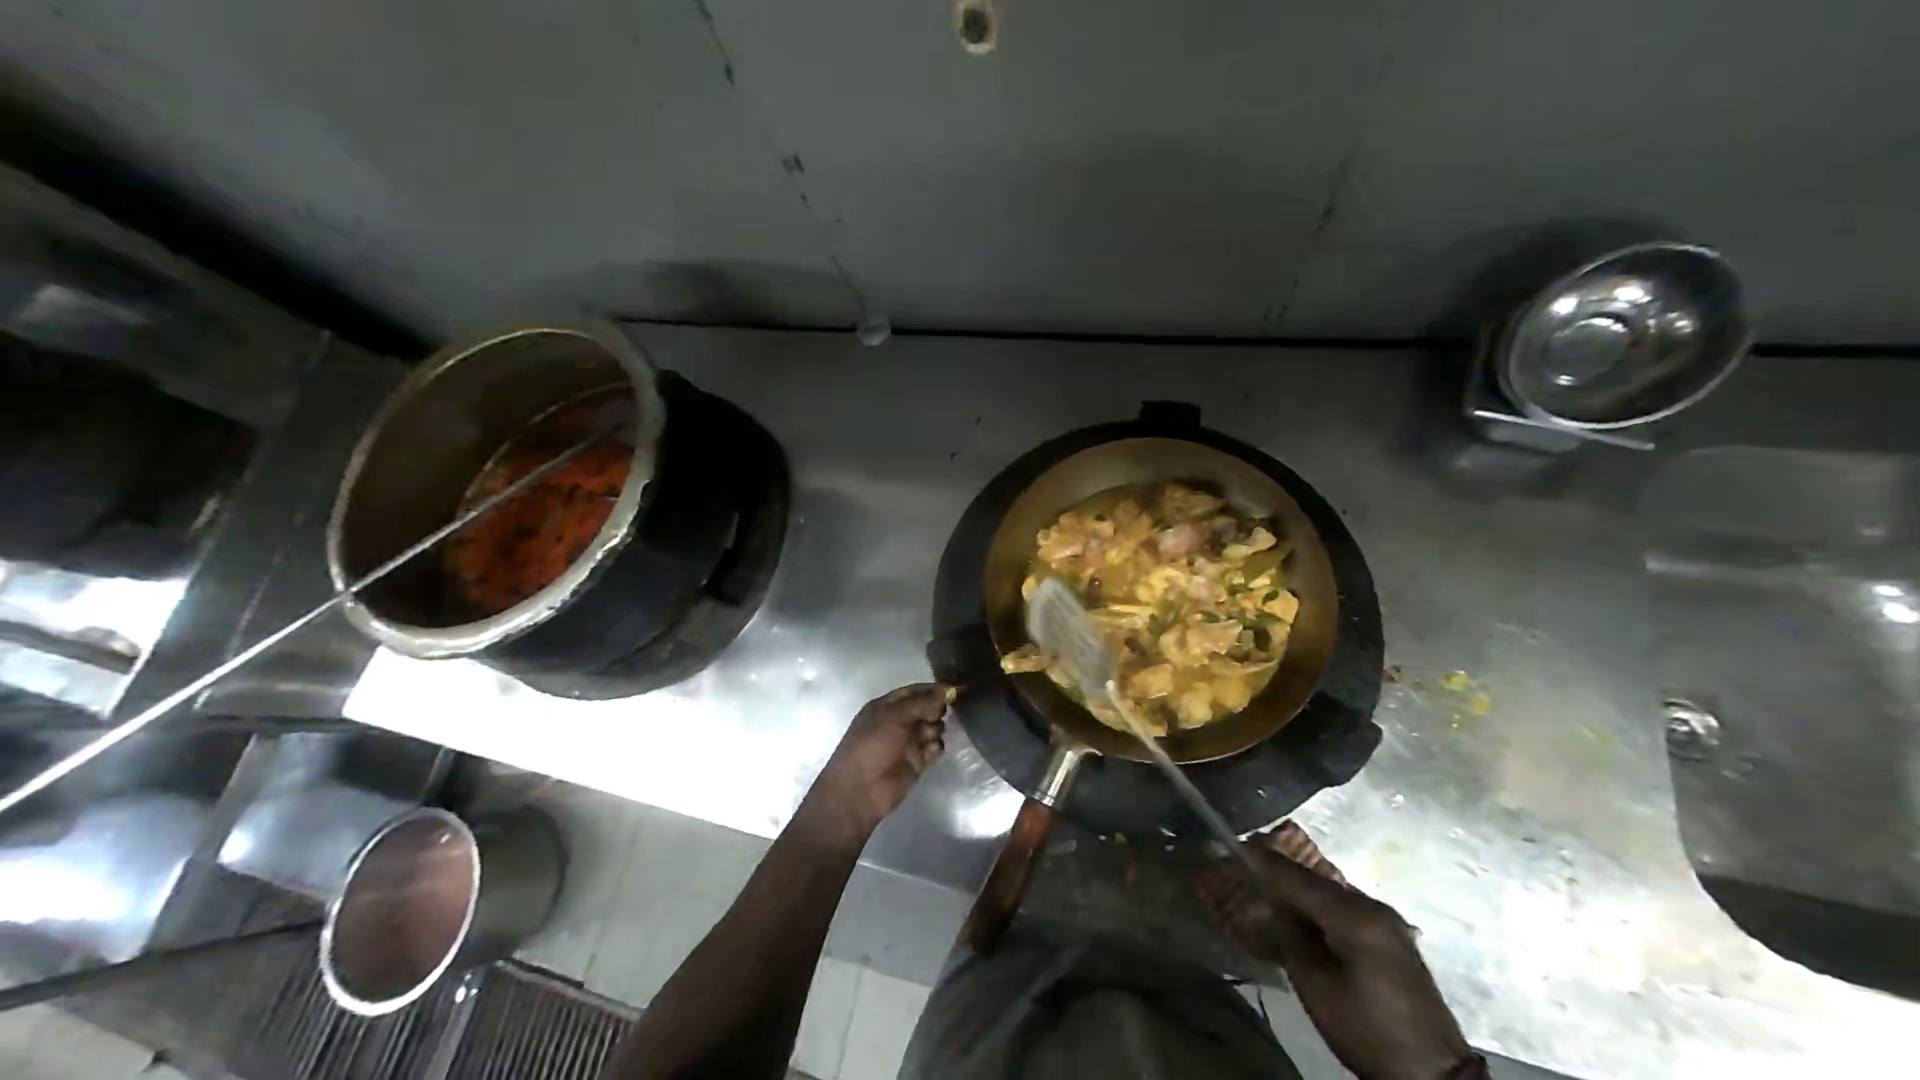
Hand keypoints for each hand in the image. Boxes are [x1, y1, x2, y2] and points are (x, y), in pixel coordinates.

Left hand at [795, 683, 952, 848]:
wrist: (861, 788)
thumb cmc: (872, 745)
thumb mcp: (894, 716)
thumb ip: (921, 703)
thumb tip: (946, 692)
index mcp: (886, 707)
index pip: (913, 692)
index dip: (932, 690)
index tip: (953, 690)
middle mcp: (898, 722)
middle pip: (925, 709)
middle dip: (935, 710)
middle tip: (936, 716)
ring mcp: (907, 743)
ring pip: (932, 728)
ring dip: (934, 729)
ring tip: (927, 737)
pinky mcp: (916, 762)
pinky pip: (933, 748)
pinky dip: (935, 748)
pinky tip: (929, 752)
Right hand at [1198, 822, 1479, 1079]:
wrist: (1432, 1074)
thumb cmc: (1367, 1029)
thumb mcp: (1316, 985)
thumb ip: (1290, 935)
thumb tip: (1273, 903)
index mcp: (1355, 915)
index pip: (1297, 878)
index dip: (1263, 862)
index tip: (1234, 845)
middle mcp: (1373, 907)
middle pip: (1314, 881)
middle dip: (1278, 875)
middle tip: (1244, 868)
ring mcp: (1386, 922)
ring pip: (1328, 895)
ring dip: (1297, 893)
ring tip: (1265, 892)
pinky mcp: (1390, 939)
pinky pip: (1343, 910)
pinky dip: (1316, 909)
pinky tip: (1298, 917)